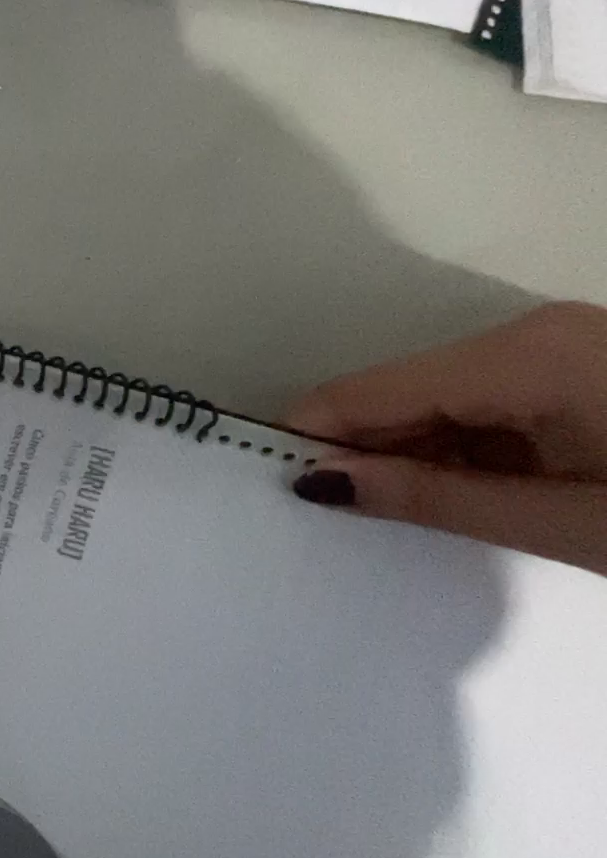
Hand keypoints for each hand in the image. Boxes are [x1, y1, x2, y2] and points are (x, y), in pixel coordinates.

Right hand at [284, 302, 606, 576]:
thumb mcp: (571, 524)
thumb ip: (431, 497)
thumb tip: (316, 482)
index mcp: (523, 356)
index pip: (362, 392)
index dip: (311, 438)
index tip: (281, 489)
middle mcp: (530, 334)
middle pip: (396, 392)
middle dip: (371, 451)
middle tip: (365, 518)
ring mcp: (561, 346)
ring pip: (437, 400)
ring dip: (423, 454)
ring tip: (459, 511)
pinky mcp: (583, 364)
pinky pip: (485, 403)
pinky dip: (468, 448)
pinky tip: (497, 490)